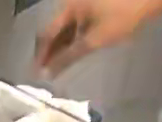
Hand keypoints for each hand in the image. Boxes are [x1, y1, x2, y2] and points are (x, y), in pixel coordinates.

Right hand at [36, 0, 161, 73]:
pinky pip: (80, 19)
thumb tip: (48, 73)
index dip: (41, 54)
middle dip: (51, 49)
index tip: (37, 72)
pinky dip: (75, 35)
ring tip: (61, 62)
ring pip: (69, 24)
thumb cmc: (124, 15)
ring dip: (63, 43)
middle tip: (48, 69)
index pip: (47, 33)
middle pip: (57, 27)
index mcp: (71, 5)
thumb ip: (68, 58)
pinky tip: (76, 47)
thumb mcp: (93, 40)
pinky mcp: (100, 1)